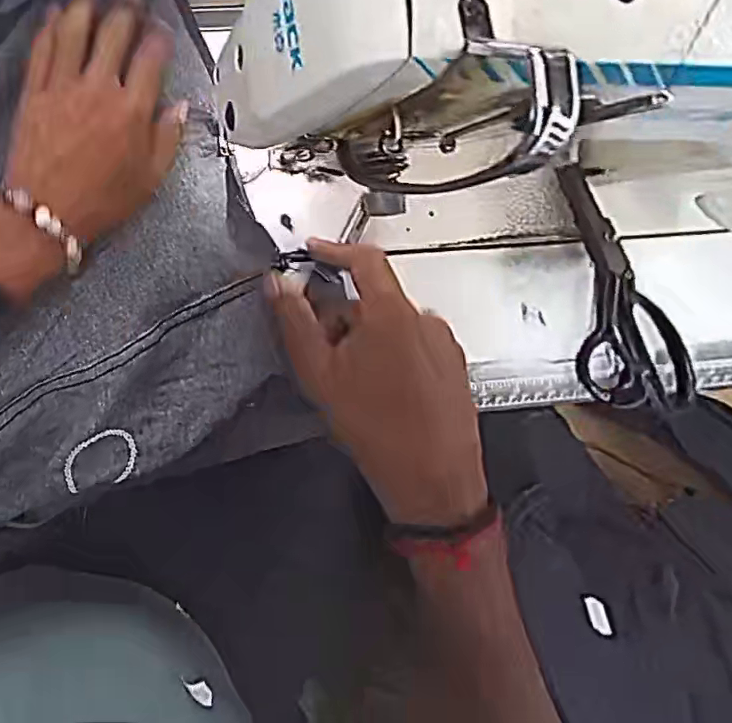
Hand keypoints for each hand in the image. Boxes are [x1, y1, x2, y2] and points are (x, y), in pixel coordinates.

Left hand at [0, 0, 187, 302]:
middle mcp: (98, 90)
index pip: (152, 54)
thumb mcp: (149, 178)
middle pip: (116, 30)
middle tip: (132, 2)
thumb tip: (180, 108)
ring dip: (87, 6)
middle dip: (128, 9)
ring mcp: (62, 88)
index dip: (160, 35)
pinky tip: (56, 13)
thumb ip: (168, 138)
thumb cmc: (97, 201)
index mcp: (131, 110)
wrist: (43, 215)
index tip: (160, 32)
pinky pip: (42, 49)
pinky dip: (50, 26)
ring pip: (75, 29)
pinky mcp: (33, 92)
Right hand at [269, 238, 488, 525]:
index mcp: (392, 314)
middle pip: (372, 297)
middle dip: (340, 313)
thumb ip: (294, 319)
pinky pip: (412, 342)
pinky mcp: (453, 367)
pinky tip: (376, 389)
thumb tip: (278, 285)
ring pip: (391, 322)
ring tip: (349, 378)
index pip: (364, 259)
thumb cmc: (380, 430)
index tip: (315, 251)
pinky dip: (389, 352)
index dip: (334, 250)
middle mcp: (424, 322)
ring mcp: (443, 345)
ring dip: (364, 335)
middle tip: (320, 345)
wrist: (433, 482)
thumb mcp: (318, 371)